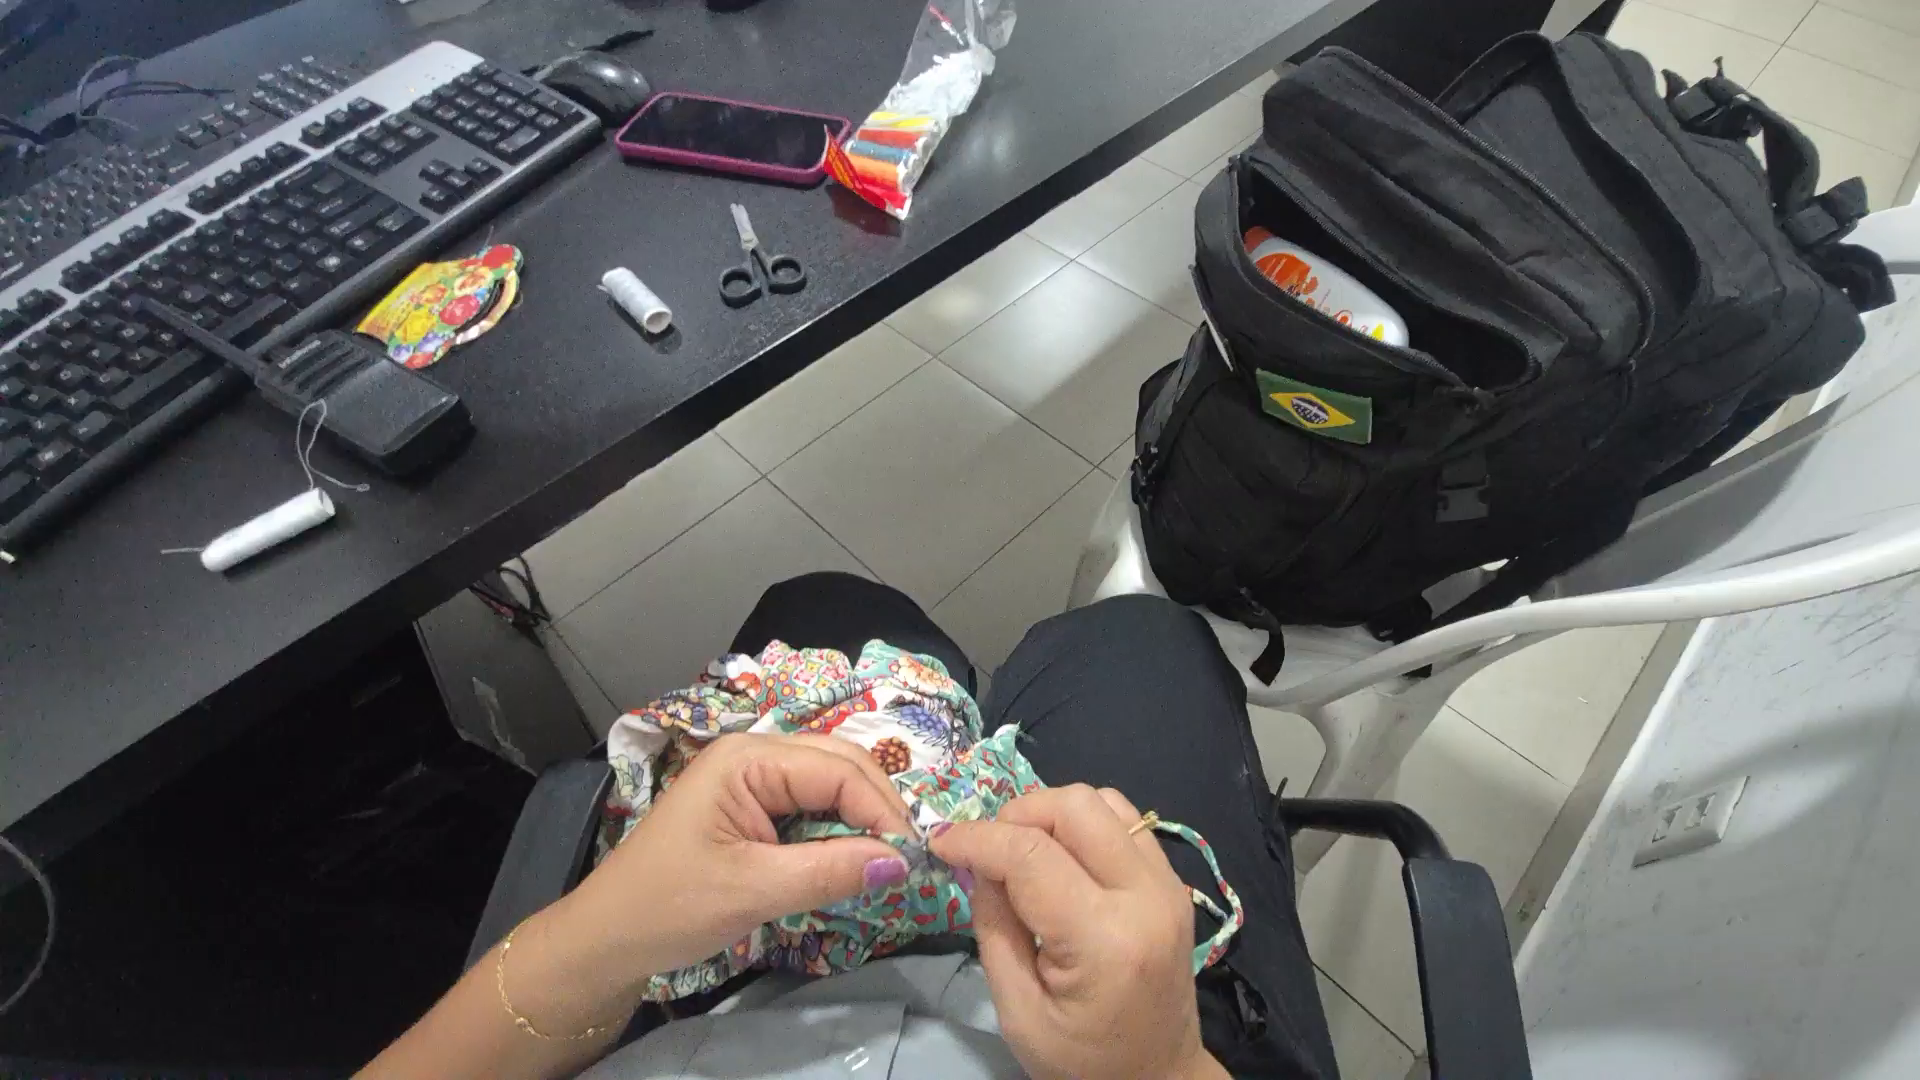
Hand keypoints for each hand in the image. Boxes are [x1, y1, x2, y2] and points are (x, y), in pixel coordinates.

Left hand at [558, 733, 914, 985]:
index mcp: (747, 757)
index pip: (836, 769)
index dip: (880, 809)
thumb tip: (901, 863)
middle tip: (906, 857)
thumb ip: (830, 871)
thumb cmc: (669, 907)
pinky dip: (839, 826)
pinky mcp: (755, 802)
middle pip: (839, 763)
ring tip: (887, 857)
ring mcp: (754, 775)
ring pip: (830, 781)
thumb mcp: (752, 890)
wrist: (604, 941)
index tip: (911, 857)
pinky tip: (853, 853)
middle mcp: (755, 752)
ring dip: (862, 815)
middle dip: (877, 805)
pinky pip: (812, 803)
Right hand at [931, 785, 1224, 1079]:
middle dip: (1017, 815)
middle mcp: (1146, 896)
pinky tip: (1064, 854)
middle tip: (990, 852)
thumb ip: (993, 926)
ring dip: (1051, 812)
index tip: (941, 841)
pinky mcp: (1171, 877)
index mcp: (1106, 941)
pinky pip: (1123, 817)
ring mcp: (1167, 882)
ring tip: (1026, 852)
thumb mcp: (1018, 1012)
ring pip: (1101, 799)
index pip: (1032, 855)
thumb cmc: (1083, 1062)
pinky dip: (1082, 820)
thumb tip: (980, 861)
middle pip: (1074, 806)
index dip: (978, 838)